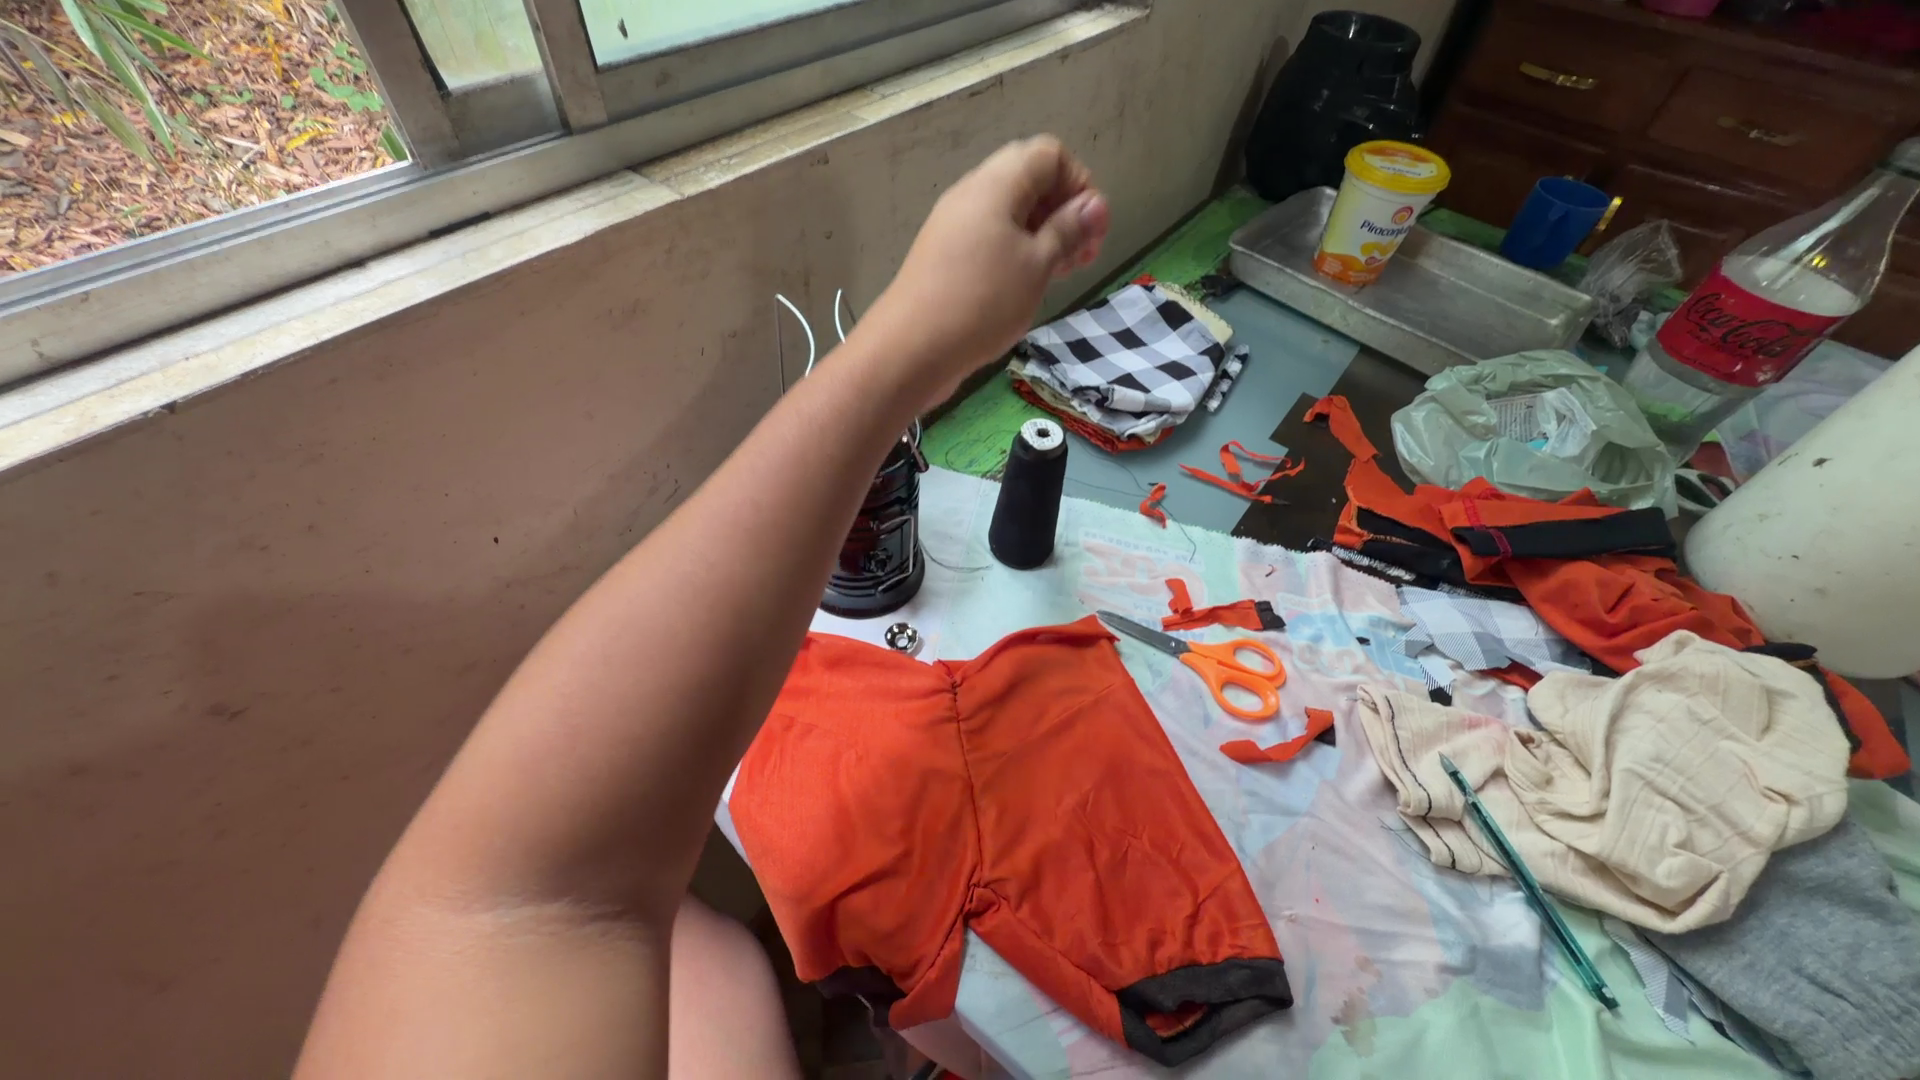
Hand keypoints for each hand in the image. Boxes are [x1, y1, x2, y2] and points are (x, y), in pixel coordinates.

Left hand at [859, 136, 1109, 408]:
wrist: (911, 350)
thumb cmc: (982, 302)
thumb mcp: (1037, 265)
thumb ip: (1068, 230)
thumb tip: (1095, 204)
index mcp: (996, 185)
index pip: (1049, 154)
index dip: (1079, 184)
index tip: (1091, 229)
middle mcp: (972, 195)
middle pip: (1030, 181)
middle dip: (1064, 211)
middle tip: (1083, 256)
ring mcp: (955, 227)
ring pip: (1010, 214)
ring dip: (1043, 236)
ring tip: (1062, 274)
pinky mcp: (947, 258)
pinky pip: (991, 239)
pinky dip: (1018, 253)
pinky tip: (1029, 285)